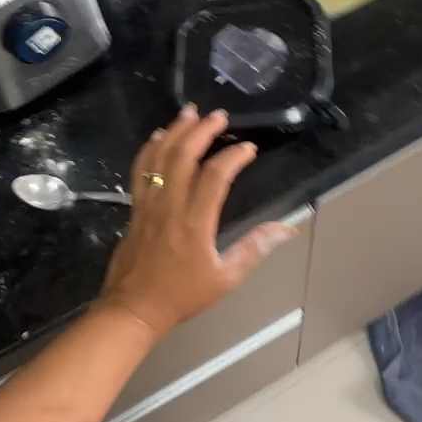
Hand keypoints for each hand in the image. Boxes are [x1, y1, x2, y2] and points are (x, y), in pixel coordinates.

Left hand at [94, 105, 298, 338]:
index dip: (233, 157)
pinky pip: (140, 171)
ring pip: (160, 158)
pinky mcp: (135, 208)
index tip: (248, 149)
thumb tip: (287, 228)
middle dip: (202, 131)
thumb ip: (254, 249)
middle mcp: (170, 206)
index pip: (216, 176)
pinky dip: (149, 149)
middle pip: (184, 156)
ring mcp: (148, 205)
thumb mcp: (225, 278)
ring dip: (175, 132)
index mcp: (195, 223)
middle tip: (218, 115)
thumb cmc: (182, 296)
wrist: (134, 309)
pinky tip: (159, 136)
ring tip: (190, 112)